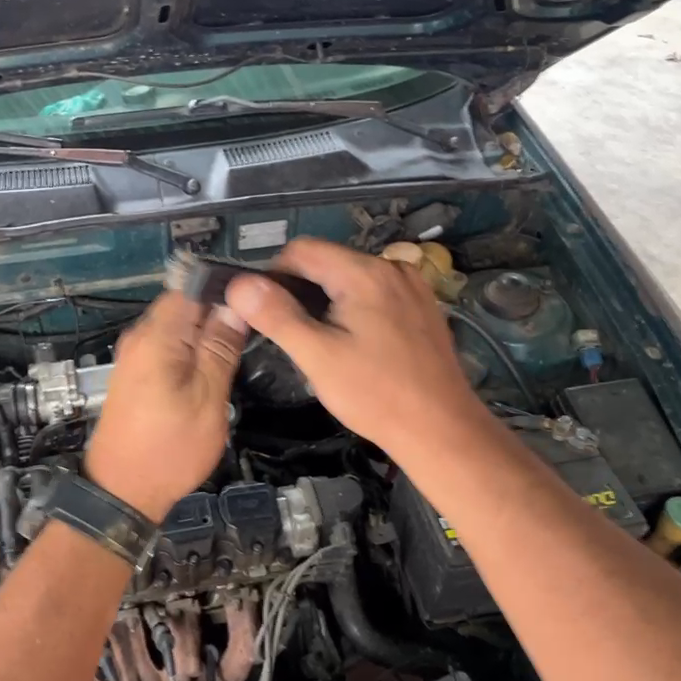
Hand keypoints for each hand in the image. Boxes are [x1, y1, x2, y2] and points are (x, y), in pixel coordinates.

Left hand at [84, 290, 245, 520]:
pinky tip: (212, 369)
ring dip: (205, 334)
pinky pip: (167, 349)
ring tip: (239, 347)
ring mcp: (134, 358)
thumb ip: (220, 349)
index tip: (255, 299)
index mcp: (157, 337)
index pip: (191, 287)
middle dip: (217, 311)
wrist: (121, 493)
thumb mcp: (208, 399)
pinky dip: (190, 352)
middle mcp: (139, 339)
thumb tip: (234, 306)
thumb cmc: (169, 449)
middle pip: (183, 306)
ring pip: (177, 329)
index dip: (223, 289)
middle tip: (255, 326)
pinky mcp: (134, 377)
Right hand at [224, 237, 487, 461]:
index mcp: (365, 272)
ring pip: (351, 280)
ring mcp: (412, 286)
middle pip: (328, 263)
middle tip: (295, 338)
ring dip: (328, 303)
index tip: (266, 314)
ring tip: (324, 346)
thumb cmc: (376, 394)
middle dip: (302, 292)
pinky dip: (355, 310)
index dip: (274, 276)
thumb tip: (238, 284)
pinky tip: (356, 347)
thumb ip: (276, 315)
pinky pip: (375, 294)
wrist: (441, 429)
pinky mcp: (422, 307)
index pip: (302, 250)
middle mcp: (392, 267)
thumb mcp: (317, 356)